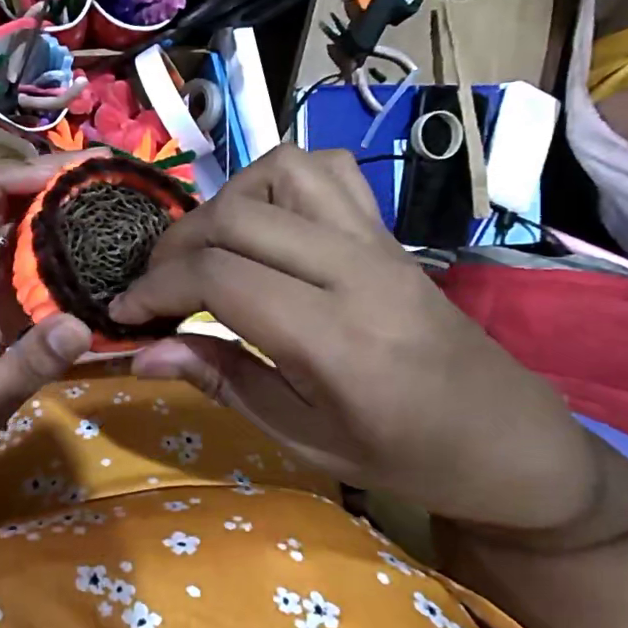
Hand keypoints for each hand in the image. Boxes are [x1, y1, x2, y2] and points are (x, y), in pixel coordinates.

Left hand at [0, 155, 93, 498]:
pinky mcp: (0, 296)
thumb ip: (29, 364)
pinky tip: (93, 234)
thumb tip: (82, 325)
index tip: (50, 178)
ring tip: (99, 190)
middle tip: (94, 172)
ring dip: (50, 199)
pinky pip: (27, 253)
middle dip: (36, 176)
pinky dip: (57, 235)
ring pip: (9, 221)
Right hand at [109, 145, 606, 531]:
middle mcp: (354, 271)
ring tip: (210, 246)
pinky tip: (269, 222)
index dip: (157, 288)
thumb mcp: (304, 438)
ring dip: (228, 200)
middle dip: (176, 245)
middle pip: (239, 217)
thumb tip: (145, 351)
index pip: (220, 279)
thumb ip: (224, 381)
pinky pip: (331, 171)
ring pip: (282, 171)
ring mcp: (378, 241)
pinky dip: (282, 180)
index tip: (124, 311)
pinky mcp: (389, 232)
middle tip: (155, 285)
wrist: (503, 437)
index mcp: (334, 339)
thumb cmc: (404, 456)